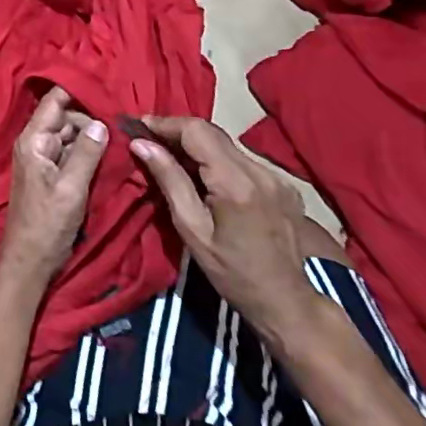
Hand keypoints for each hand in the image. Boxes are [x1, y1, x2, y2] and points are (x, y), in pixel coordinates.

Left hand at [0, 86, 109, 281]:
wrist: (31, 257)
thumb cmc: (47, 223)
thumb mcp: (71, 188)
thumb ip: (85, 154)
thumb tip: (100, 123)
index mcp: (33, 140)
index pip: (53, 102)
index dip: (77, 92)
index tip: (106, 89)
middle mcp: (35, 143)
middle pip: (64, 117)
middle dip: (90, 118)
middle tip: (122, 124)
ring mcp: (43, 158)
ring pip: (70, 134)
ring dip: (92, 135)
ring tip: (121, 136)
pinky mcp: (52, 172)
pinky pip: (71, 152)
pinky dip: (87, 151)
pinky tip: (108, 152)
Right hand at [129, 116, 320, 334]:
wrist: (287, 302)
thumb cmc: (232, 271)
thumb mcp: (191, 228)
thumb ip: (169, 180)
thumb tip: (141, 144)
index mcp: (237, 182)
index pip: (197, 131)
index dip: (164, 123)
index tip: (137, 126)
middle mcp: (261, 171)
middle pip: (211, 132)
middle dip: (176, 130)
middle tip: (147, 139)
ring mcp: (276, 177)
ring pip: (226, 143)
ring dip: (195, 143)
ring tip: (169, 154)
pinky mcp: (283, 184)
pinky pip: (241, 157)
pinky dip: (215, 156)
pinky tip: (202, 172)